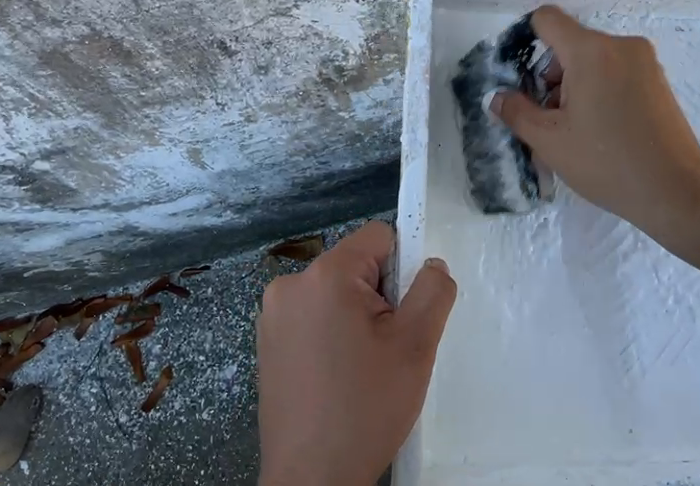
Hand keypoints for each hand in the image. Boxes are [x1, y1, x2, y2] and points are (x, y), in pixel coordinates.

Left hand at [256, 221, 457, 485]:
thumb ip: (433, 290)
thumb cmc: (365, 408)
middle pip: (355, 266)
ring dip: (355, 319)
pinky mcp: (267, 343)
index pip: (378, 237)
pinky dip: (331, 337)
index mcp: (324, 275)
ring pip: (335, 293)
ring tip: (361, 369)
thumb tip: (431, 264)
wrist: (311, 479)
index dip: (401, 269)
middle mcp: (290, 284)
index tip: (402, 313)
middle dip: (378, 298)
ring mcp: (272, 315)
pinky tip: (337, 379)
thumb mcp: (416, 345)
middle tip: (384, 349)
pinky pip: (313, 318)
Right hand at [490, 5, 699, 234]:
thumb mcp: (549, 141)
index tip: (520, 80)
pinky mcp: (659, 81)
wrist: (677, 193)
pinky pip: (615, 73)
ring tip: (573, 133)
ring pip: (593, 61)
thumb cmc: (608, 163)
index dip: (525, 41)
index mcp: (591, 51)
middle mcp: (621, 45)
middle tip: (547, 120)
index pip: (546, 19)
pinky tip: (600, 133)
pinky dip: (599, 92)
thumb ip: (516, 112)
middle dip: (550, 77)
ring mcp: (645, 62)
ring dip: (574, 88)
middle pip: (569, 44)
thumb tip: (497, 97)